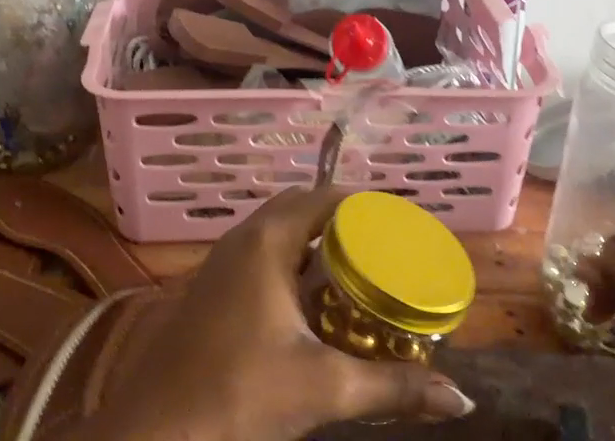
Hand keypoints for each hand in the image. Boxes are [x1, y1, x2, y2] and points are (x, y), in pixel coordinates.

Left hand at [85, 187, 474, 440]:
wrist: (154, 432)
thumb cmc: (238, 395)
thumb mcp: (323, 389)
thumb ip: (392, 387)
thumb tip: (460, 398)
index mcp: (265, 243)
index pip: (321, 197)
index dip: (364, 204)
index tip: (402, 224)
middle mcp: (241, 241)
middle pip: (300, 211)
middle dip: (344, 225)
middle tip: (388, 250)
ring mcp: (222, 266)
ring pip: (279, 237)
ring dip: (318, 248)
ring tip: (362, 274)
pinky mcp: (213, 293)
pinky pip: (262, 260)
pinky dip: (295, 268)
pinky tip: (318, 306)